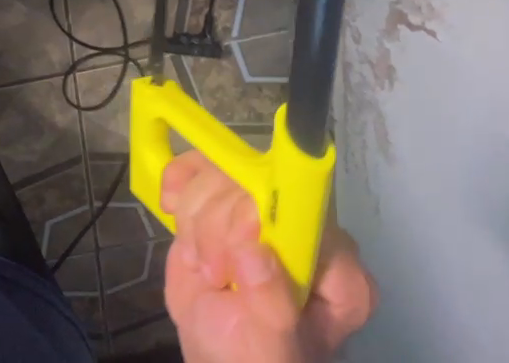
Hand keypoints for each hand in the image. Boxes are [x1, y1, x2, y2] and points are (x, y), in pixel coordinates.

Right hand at [161, 151, 375, 362]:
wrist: (218, 357)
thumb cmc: (252, 361)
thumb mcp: (271, 350)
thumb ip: (273, 307)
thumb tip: (255, 251)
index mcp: (336, 267)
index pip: (305, 211)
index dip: (260, 218)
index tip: (232, 257)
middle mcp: (305, 229)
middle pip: (252, 186)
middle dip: (217, 228)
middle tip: (214, 274)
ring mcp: (261, 208)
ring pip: (219, 174)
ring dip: (194, 219)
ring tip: (203, 265)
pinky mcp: (222, 198)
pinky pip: (197, 164)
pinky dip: (177, 183)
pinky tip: (173, 210)